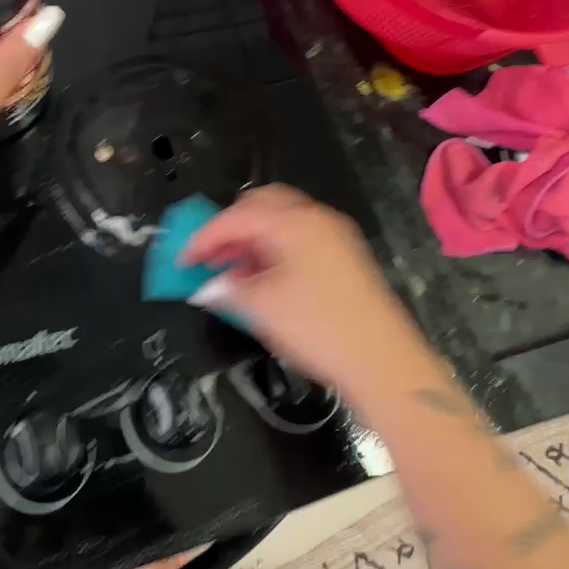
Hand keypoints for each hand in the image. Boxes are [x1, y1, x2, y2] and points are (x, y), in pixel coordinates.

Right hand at [182, 184, 427, 399]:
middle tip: (210, 255)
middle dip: (231, 227)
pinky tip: (263, 280)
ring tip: (232, 271)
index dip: (204, 236)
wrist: (385, 364)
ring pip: (282, 221)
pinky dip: (275, 250)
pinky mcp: (346, 258)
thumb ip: (228, 288)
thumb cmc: (319, 329)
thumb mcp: (262, 308)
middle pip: (262, 204)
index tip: (183, 260)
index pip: (236, 216)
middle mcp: (316, 218)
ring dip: (253, 239)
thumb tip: (209, 285)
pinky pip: (300, 238)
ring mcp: (335, 236)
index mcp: (294, 222)